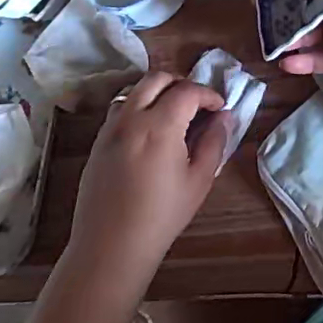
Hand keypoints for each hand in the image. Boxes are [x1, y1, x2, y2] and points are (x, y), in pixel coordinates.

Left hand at [65, 73, 229, 277]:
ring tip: (174, 116)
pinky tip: (150, 134)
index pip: (187, 91)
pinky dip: (139, 108)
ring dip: (157, 93)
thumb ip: (214, 143)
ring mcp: (109, 128)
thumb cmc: (162, 215)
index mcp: (159, 125)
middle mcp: (130, 118)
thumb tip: (225, 119)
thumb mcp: (198, 181)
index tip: (220, 109)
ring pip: (135, 91)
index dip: (209, 94)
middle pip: (157, 79)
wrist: (112, 244)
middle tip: (198, 105)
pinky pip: (120, 110)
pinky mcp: (97, 141)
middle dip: (182, 84)